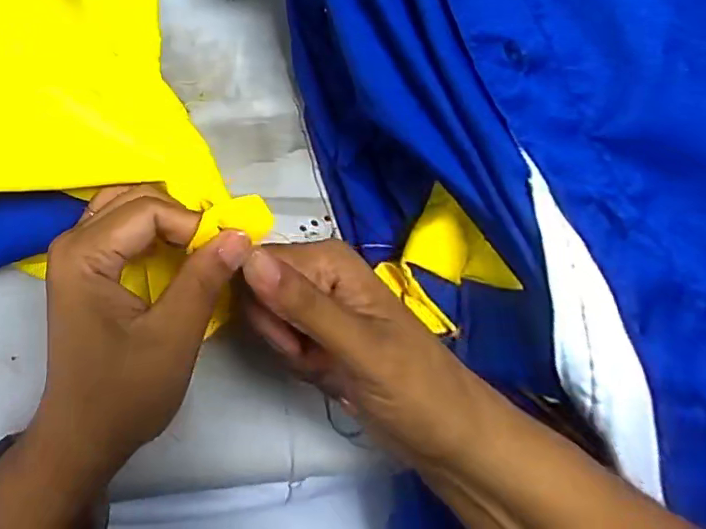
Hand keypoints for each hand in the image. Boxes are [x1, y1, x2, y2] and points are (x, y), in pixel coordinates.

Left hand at [0, 185, 251, 526]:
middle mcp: (71, 239)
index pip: (146, 209)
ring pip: (124, 205)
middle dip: (179, 214)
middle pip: (132, 198)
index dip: (191, 223)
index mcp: (83, 253)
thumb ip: (202, 280)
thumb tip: (238, 235)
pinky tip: (176, 252)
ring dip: (164, 217)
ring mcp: (72, 250)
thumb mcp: (173, 338)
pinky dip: (149, 229)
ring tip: (200, 246)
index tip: (227, 250)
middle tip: (217, 246)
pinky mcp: (81, 263)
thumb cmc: (123, 393)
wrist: (81, 433)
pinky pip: (117, 224)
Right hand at [240, 242, 693, 528]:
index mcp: (326, 257)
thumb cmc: (419, 393)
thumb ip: (302, 304)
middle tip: (311, 355)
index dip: (263, 302)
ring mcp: (313, 300)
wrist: (459, 447)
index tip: (292, 337)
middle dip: (276, 328)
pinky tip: (322, 371)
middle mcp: (316, 269)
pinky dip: (292, 358)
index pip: (255, 262)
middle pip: (255, 287)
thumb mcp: (360, 349)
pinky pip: (276, 334)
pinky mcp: (313, 328)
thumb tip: (247, 256)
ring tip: (323, 365)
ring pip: (262, 313)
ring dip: (285, 346)